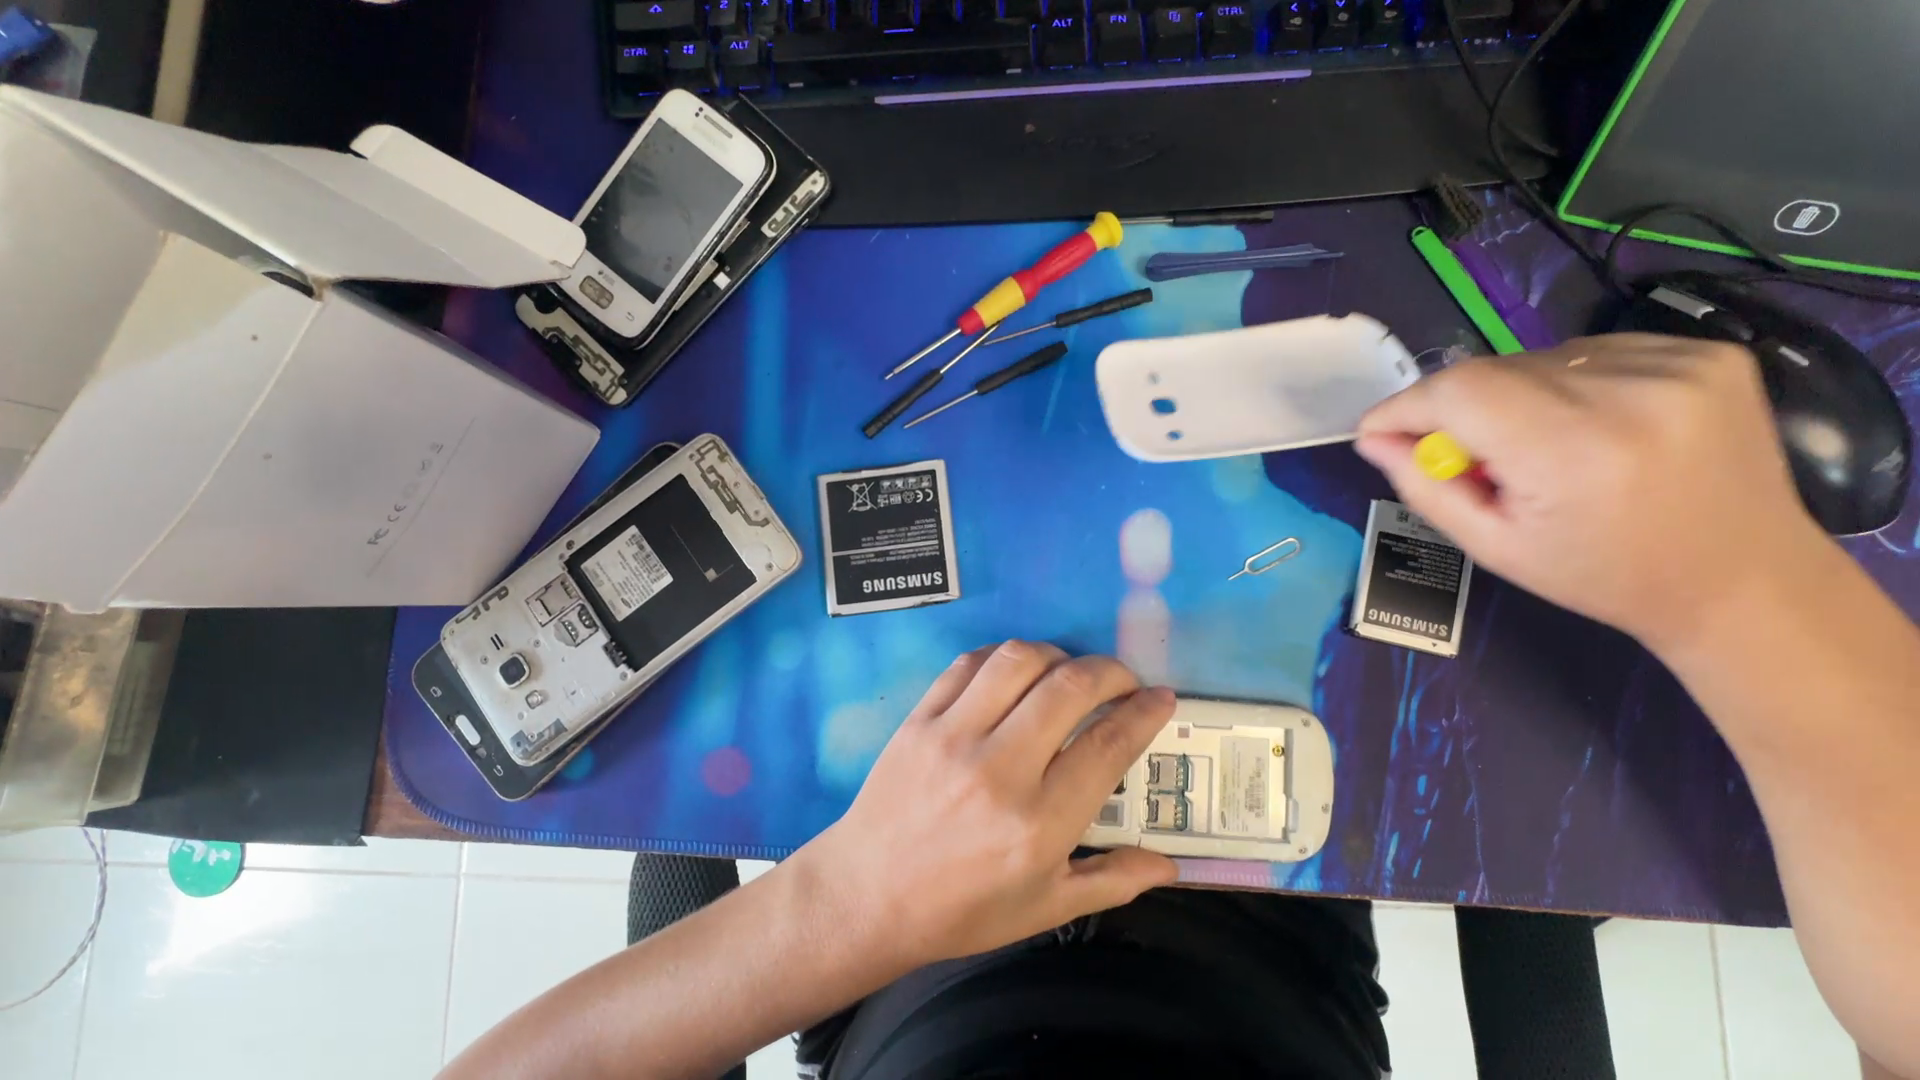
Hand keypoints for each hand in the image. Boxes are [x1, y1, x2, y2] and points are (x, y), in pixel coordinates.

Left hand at [804, 642, 1177, 968]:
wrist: (867, 897)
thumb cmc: (962, 910)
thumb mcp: (1043, 909)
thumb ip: (1110, 881)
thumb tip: (1169, 866)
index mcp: (1040, 823)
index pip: (1108, 745)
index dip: (1144, 713)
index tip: (1161, 698)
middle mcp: (1001, 769)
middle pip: (1070, 688)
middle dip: (1110, 672)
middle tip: (1122, 681)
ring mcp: (954, 737)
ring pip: (1018, 661)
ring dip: (1057, 654)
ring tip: (1069, 671)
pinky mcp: (919, 720)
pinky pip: (967, 664)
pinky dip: (1001, 656)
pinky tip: (1015, 671)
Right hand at [1355, 334, 1828, 652]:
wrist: (1744, 580)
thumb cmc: (1603, 576)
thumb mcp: (1495, 548)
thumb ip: (1426, 487)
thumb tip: (1373, 437)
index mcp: (1575, 453)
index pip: (1459, 391)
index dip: (1408, 405)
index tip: (1380, 429)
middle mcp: (1630, 393)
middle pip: (1495, 369)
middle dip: (1458, 407)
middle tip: (1467, 457)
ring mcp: (1679, 365)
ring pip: (1540, 357)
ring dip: (1514, 394)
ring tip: (1538, 445)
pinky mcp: (1709, 352)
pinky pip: (1593, 350)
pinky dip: (1568, 382)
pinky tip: (1590, 424)